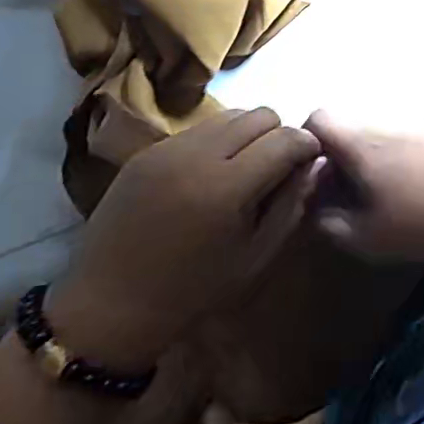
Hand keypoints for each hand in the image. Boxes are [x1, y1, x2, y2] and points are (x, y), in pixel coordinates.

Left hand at [49, 109, 321, 369]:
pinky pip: (199, 129)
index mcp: (227, 187)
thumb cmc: (193, 290)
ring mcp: (167, 150)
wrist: (108, 307)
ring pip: (230, 115)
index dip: (308, 145)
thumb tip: (316, 164)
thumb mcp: (258, 256)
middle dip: (279, 135)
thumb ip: (292, 204)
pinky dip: (218, 141)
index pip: (286, 139)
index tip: (310, 162)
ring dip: (249, 134)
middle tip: (277, 167)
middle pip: (261, 115)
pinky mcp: (146, 152)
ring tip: (244, 167)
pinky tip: (211, 174)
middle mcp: (197, 156)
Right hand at [305, 110, 423, 262]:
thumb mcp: (362, 235)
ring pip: (377, 140)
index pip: (318, 119)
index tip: (312, 179)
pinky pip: (404, 146)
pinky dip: (395, 165)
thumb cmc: (420, 221)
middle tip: (343, 199)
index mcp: (361, 141)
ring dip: (368, 165)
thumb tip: (314, 204)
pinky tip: (411, 198)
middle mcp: (387, 126)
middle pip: (348, 130)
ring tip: (379, 203)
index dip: (306, 145)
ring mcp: (417, 128)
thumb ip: (325, 220)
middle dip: (338, 161)